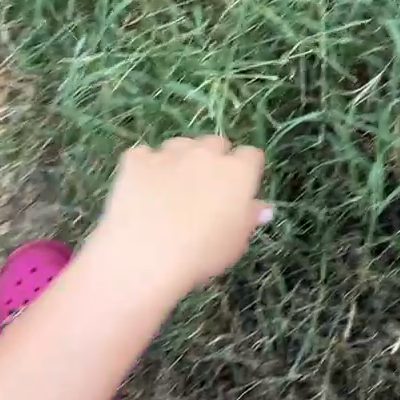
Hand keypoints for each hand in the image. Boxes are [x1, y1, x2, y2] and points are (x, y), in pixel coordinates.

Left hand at [82, 135, 269, 297]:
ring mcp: (169, 153)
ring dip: (180, 159)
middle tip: (204, 188)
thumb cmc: (201, 255)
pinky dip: (145, 167)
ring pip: (180, 144)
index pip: (251, 156)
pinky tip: (143, 189)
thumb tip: (263, 208)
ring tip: (171, 187)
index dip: (245, 170)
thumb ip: (249, 219)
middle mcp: (206, 154)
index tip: (237, 188)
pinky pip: (144, 155)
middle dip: (213, 159)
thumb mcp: (234, 244)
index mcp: (237, 173)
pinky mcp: (137, 159)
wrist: (146, 256)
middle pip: (215, 143)